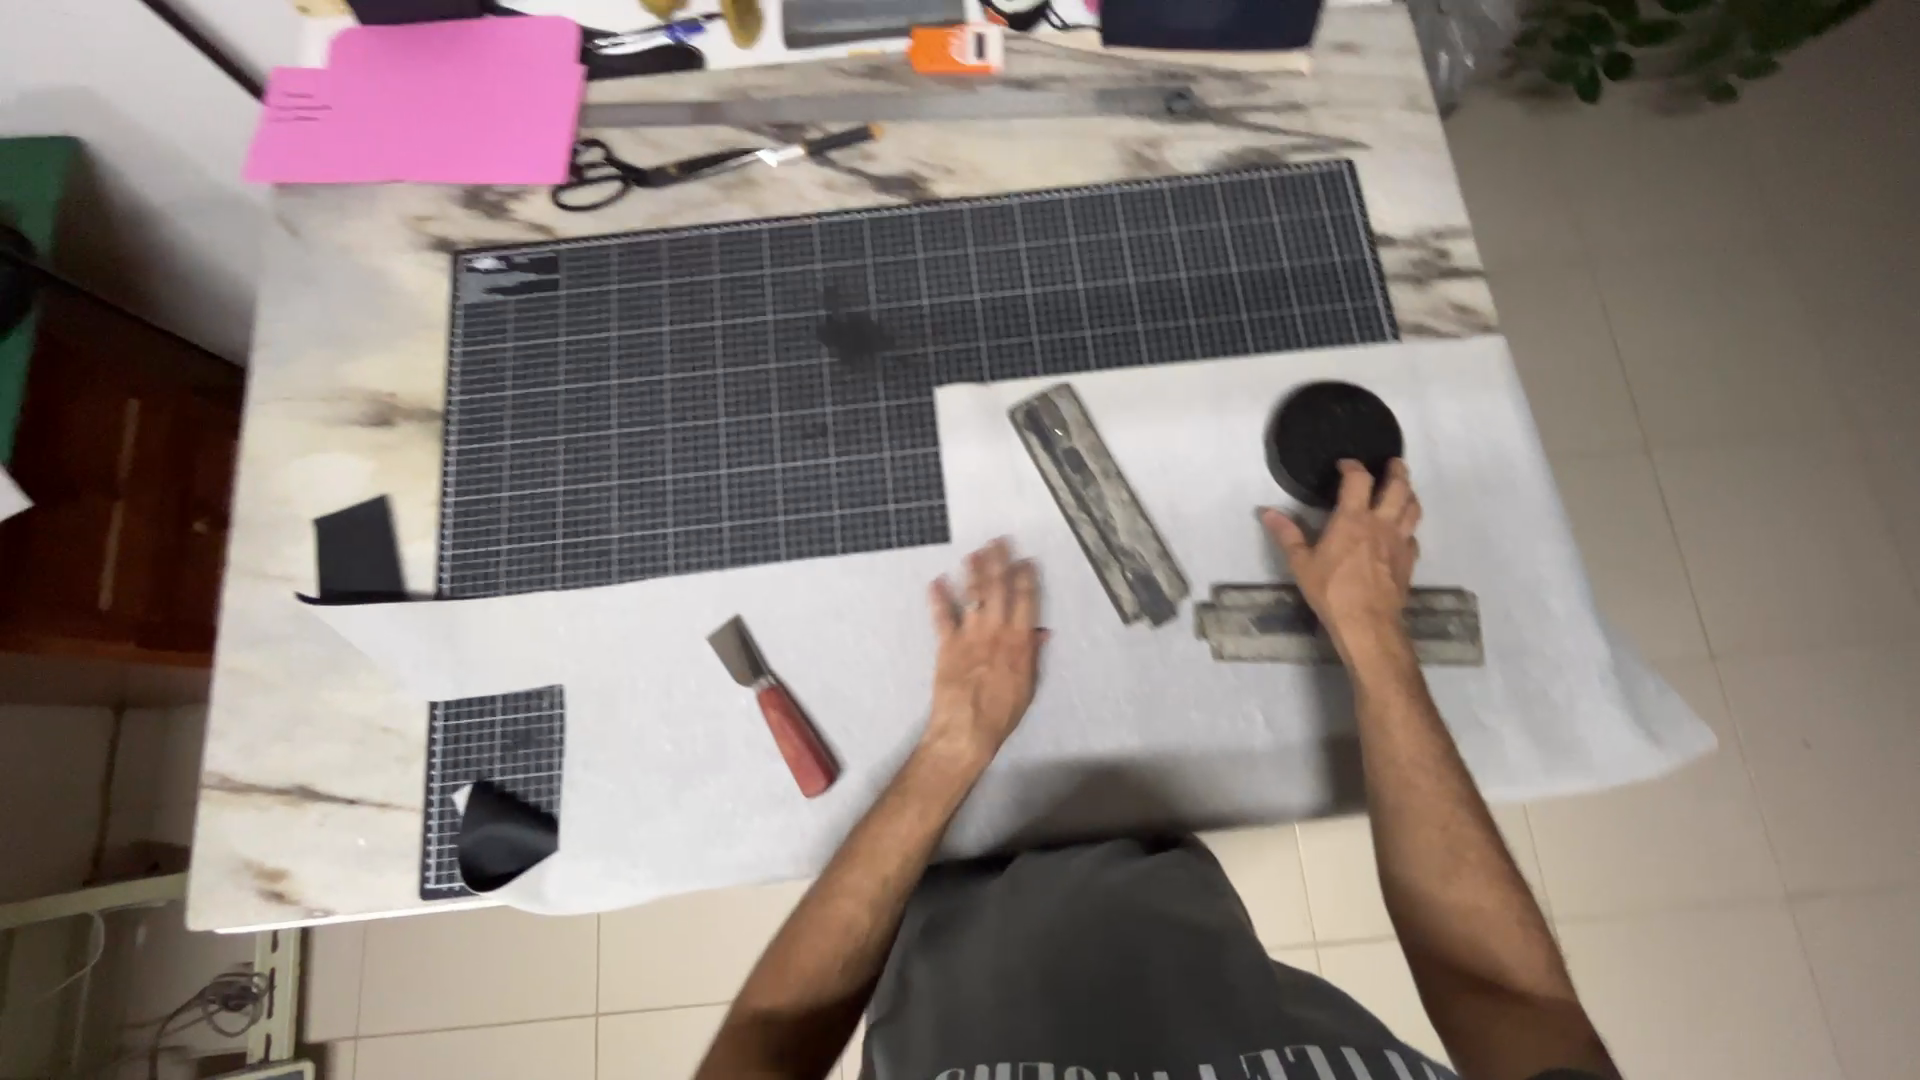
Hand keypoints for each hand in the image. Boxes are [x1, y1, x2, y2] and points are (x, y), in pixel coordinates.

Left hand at [924, 538, 1044, 766]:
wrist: (967, 728)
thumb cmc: (1002, 712)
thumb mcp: (1028, 684)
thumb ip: (1032, 654)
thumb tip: (1040, 632)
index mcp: (1018, 641)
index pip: (1025, 600)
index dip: (1026, 577)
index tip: (1026, 560)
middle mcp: (995, 631)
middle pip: (999, 589)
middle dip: (1000, 563)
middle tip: (999, 541)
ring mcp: (970, 636)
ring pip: (974, 596)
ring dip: (974, 572)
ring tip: (974, 552)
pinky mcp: (947, 645)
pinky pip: (942, 616)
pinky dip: (939, 598)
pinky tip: (936, 580)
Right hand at [1261, 459, 1420, 657]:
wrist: (1366, 621)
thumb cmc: (1330, 590)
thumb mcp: (1300, 563)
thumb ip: (1286, 534)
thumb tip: (1267, 511)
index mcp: (1352, 519)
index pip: (1358, 480)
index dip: (1353, 467)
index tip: (1346, 464)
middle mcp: (1381, 524)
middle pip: (1398, 487)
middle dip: (1396, 471)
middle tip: (1394, 463)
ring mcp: (1399, 541)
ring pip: (1413, 508)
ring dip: (1409, 494)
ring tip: (1404, 489)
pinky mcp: (1409, 560)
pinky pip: (1413, 536)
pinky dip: (1408, 527)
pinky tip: (1401, 532)